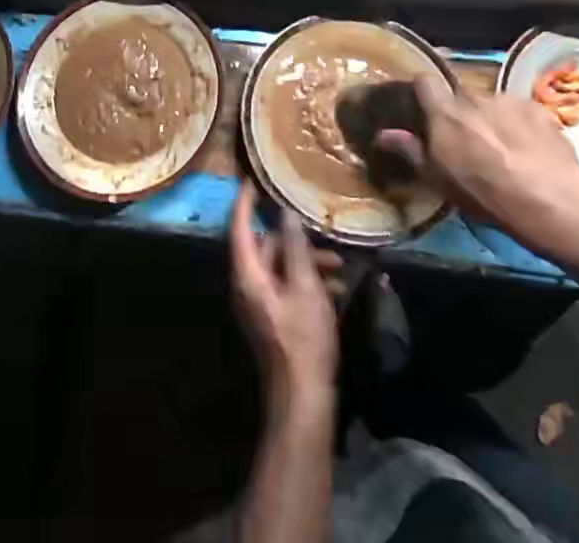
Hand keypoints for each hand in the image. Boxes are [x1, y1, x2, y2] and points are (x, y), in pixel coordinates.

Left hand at [229, 184, 344, 407]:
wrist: (302, 397)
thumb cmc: (303, 340)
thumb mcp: (306, 288)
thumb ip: (295, 248)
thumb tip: (285, 214)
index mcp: (247, 275)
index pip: (238, 228)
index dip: (244, 202)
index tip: (252, 180)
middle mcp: (246, 285)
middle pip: (264, 248)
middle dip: (294, 239)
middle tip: (323, 234)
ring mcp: (258, 302)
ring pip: (279, 267)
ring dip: (306, 262)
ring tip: (340, 267)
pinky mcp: (272, 316)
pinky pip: (286, 286)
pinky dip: (306, 282)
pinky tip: (336, 289)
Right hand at [375, 79, 578, 268]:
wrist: (549, 198)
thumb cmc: (484, 192)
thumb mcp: (439, 178)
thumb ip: (411, 150)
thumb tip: (383, 134)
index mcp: (444, 113)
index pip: (424, 81)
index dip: (423, 90)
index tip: (423, 104)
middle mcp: (474, 98)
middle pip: (460, 94)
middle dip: (461, 110)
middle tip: (466, 137)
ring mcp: (509, 101)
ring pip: (493, 104)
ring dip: (492, 118)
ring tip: (503, 147)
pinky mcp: (540, 110)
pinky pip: (521, 112)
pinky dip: (520, 124)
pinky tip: (529, 148)